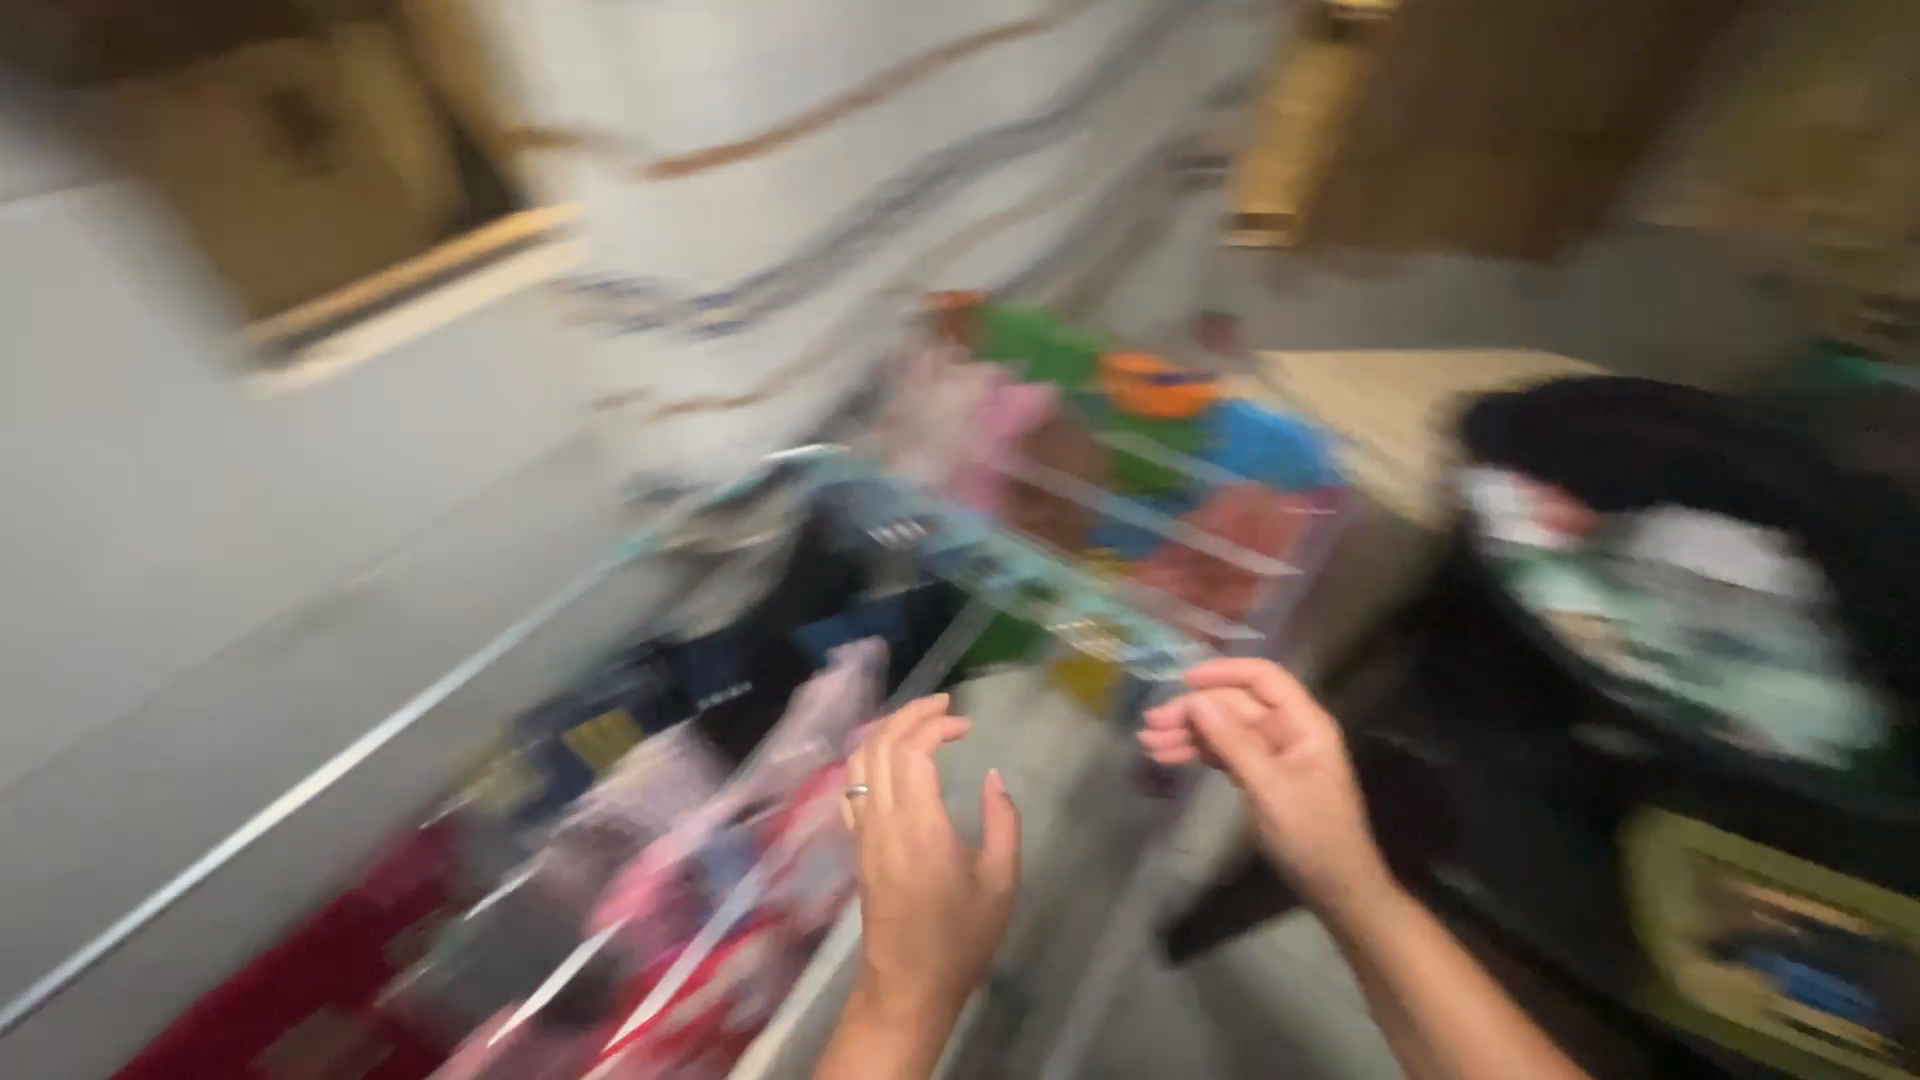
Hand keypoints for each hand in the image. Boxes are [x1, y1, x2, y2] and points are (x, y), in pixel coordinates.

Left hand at [843, 694, 1020, 1025]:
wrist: (907, 987)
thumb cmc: (960, 938)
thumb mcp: (1000, 882)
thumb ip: (1003, 822)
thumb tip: (995, 777)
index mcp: (920, 826)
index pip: (913, 751)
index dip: (938, 725)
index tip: (967, 725)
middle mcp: (883, 820)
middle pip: (881, 744)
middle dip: (911, 714)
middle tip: (944, 704)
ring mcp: (862, 831)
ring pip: (860, 760)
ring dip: (887, 729)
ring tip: (919, 720)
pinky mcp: (855, 844)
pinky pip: (850, 786)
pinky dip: (867, 757)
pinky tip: (888, 756)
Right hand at [1137, 658, 1392, 918]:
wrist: (1336, 889)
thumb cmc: (1312, 836)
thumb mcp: (1270, 788)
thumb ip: (1233, 742)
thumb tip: (1195, 701)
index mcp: (1303, 723)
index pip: (1263, 678)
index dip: (1223, 672)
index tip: (1182, 681)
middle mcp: (1287, 729)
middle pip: (1234, 704)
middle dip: (1192, 711)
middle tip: (1151, 725)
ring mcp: (1272, 751)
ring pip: (1223, 727)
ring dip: (1187, 732)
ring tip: (1149, 742)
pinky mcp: (1260, 772)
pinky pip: (1224, 750)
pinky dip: (1197, 751)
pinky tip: (1169, 756)